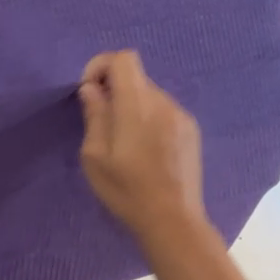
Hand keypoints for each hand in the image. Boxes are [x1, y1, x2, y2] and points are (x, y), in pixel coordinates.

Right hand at [77, 50, 205, 238]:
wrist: (172, 220)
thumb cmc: (125, 190)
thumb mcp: (95, 155)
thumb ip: (95, 115)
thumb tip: (92, 89)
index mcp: (137, 105)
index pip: (123, 59)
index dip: (100, 66)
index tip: (88, 92)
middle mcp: (164, 103)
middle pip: (135, 77)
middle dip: (112, 90)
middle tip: (99, 122)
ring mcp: (181, 117)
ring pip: (148, 95)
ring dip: (129, 105)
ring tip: (120, 140)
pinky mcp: (191, 131)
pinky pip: (162, 111)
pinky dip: (146, 118)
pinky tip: (142, 150)